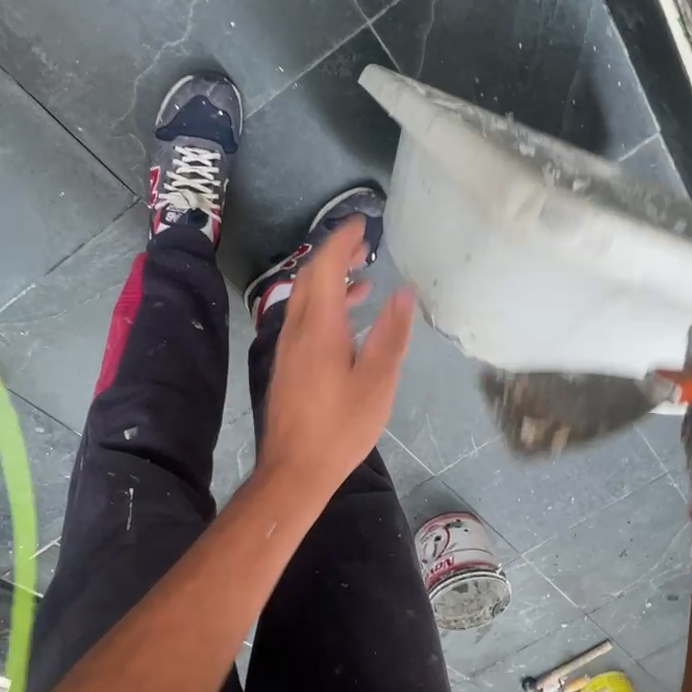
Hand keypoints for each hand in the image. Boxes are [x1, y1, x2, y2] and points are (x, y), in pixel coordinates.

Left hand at [256, 215, 414, 491]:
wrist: (295, 469)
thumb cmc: (342, 427)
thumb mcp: (378, 382)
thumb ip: (391, 334)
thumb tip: (403, 293)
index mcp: (320, 327)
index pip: (326, 267)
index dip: (342, 240)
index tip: (362, 222)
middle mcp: (297, 328)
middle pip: (311, 276)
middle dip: (336, 253)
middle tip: (365, 243)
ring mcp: (288, 346)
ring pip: (305, 296)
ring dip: (330, 278)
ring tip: (363, 274)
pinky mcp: (288, 362)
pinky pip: (304, 316)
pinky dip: (325, 303)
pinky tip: (347, 317)